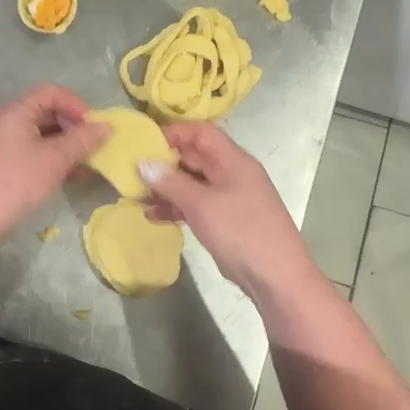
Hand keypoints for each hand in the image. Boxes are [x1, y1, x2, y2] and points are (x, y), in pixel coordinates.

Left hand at [0, 84, 110, 236]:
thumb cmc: (19, 182)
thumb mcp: (56, 159)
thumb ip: (83, 140)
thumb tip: (106, 126)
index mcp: (16, 112)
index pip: (51, 92)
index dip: (76, 104)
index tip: (94, 126)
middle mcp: (7, 121)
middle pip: (46, 111)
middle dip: (73, 127)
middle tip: (92, 147)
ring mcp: (3, 142)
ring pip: (41, 134)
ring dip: (66, 146)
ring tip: (86, 165)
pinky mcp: (3, 163)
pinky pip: (33, 151)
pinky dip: (53, 158)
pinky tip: (70, 176)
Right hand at [138, 121, 318, 294]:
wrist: (276, 277)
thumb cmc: (241, 232)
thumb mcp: (201, 205)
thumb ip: (170, 182)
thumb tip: (143, 163)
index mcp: (234, 162)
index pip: (201, 133)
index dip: (173, 133)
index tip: (144, 144)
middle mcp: (232, 174)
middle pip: (194, 157)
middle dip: (164, 162)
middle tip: (133, 171)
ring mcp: (229, 197)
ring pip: (192, 183)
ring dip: (166, 188)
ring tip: (138, 196)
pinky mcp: (225, 219)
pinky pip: (195, 204)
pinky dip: (175, 207)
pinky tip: (153, 216)